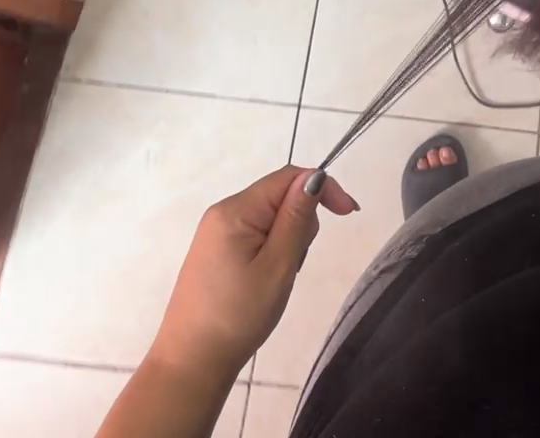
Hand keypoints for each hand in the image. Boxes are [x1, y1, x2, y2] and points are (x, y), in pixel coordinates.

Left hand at [149, 166, 358, 375]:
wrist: (190, 364)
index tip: (348, 214)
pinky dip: (273, 250)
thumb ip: (297, 218)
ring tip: (278, 278)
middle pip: (280, 195)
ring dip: (288, 240)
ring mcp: (217, 232)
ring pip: (271, 217)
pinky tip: (265, 280)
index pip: (289, 177)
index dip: (322, 187)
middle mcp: (224, 212)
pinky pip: (257, 234)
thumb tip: (315, 176)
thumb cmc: (237, 315)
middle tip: (294, 264)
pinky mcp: (217, 251)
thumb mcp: (277, 266)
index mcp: (236, 210)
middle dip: (301, 222)